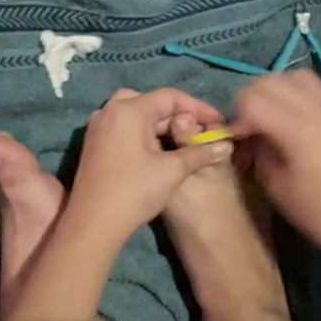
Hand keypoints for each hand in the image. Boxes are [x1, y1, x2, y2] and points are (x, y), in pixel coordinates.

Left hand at [58, 88, 234, 240]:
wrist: (93, 223)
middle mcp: (109, 111)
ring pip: (135, 114)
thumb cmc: (135, 191)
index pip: (169, 97)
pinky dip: (142, 132)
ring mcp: (98, 127)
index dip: (197, 107)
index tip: (216, 122)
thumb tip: (226, 145)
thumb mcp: (173, 170)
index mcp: (128, 110)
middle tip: (197, 130)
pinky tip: (157, 151)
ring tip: (181, 140)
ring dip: (159, 124)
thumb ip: (200, 152)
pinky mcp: (94, 143)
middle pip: (150, 102)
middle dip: (177, 114)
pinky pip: (122, 127)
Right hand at [232, 71, 320, 262]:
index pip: (253, 99)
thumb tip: (250, 133)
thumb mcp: (276, 186)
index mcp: (300, 130)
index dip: (237, 115)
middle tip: (250, 126)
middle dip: (252, 98)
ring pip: (296, 76)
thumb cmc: (319, 214)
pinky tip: (294, 120)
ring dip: (276, 90)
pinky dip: (297, 95)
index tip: (238, 137)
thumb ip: (259, 150)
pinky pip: (316, 89)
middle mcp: (320, 109)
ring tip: (272, 116)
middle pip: (271, 81)